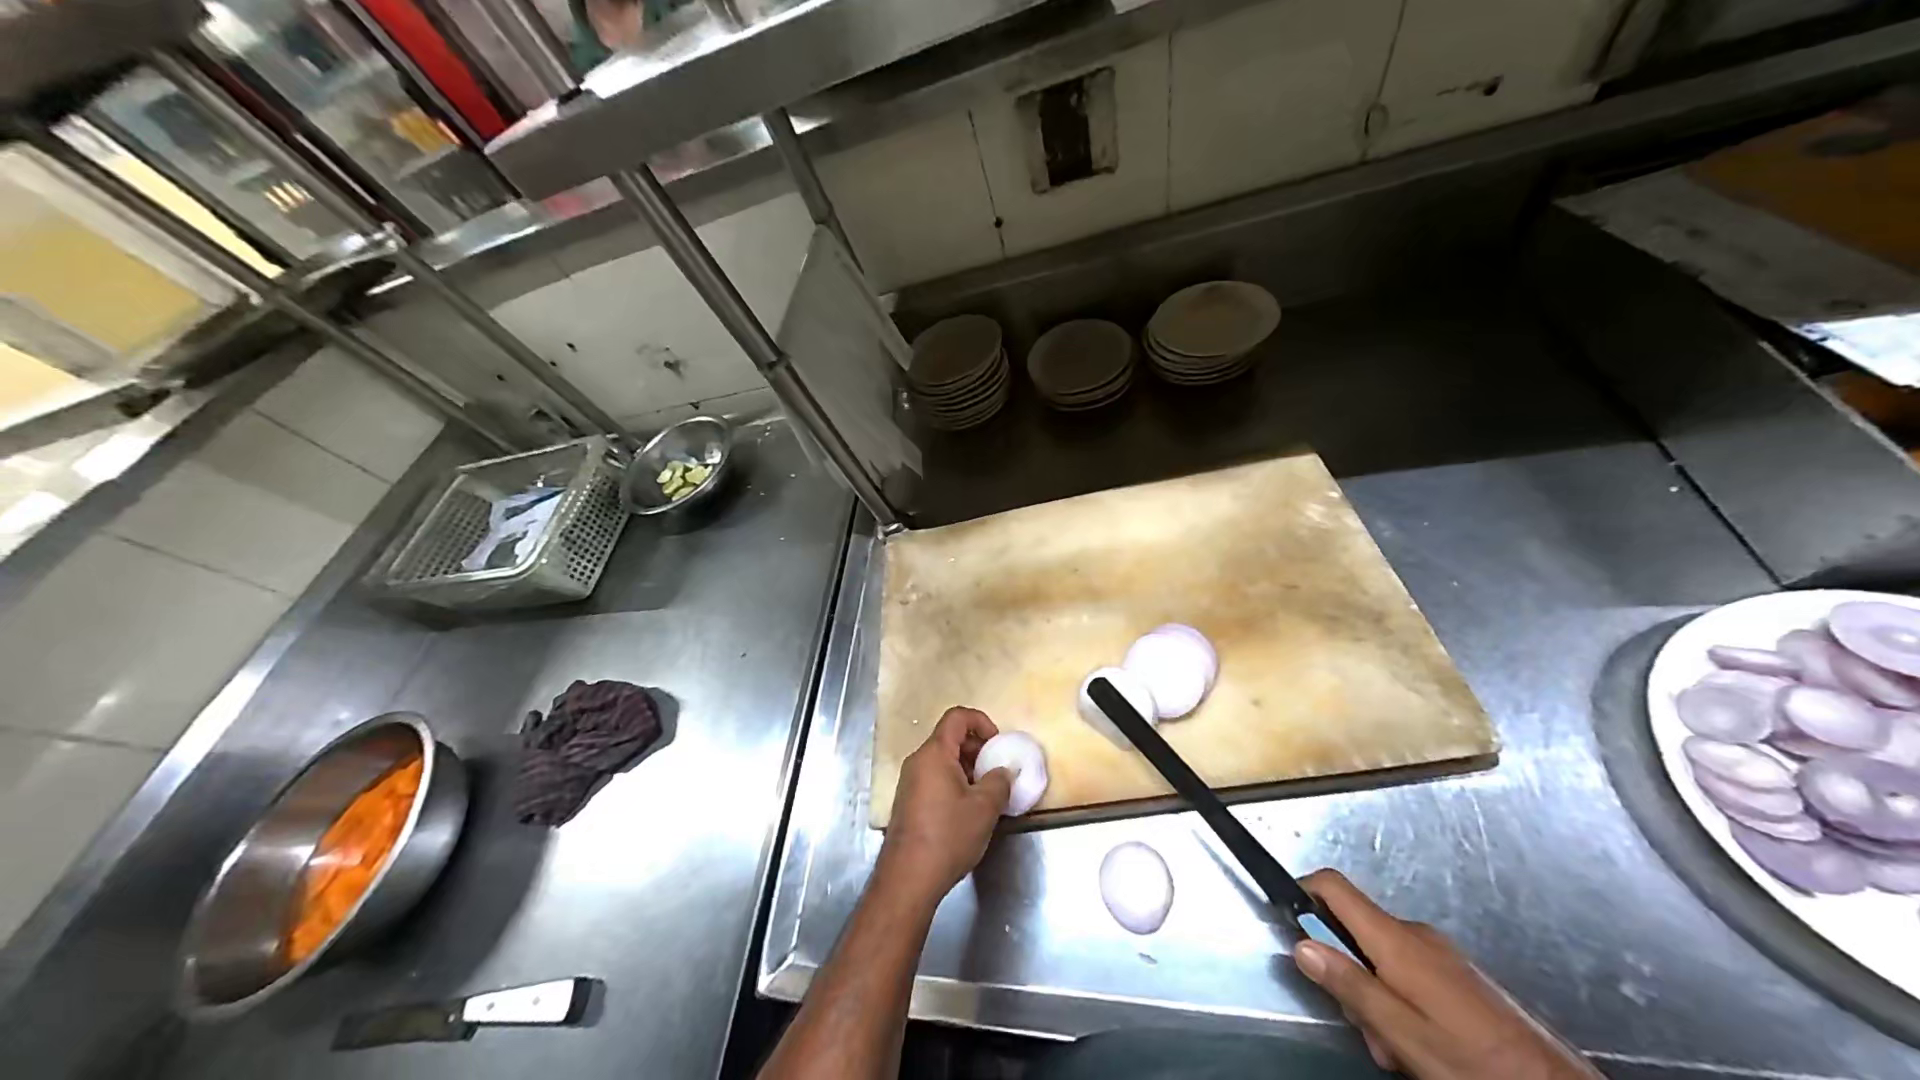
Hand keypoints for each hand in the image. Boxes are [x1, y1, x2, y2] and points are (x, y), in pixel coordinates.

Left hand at [877, 707, 1013, 906]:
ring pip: (943, 761)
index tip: (998, 744)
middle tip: (997, 771)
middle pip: (950, 738)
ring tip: (987, 794)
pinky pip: (935, 779)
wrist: (908, 878)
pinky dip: (955, 783)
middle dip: (978, 748)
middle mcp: (917, 761)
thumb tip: (1003, 771)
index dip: (981, 722)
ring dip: (968, 769)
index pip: (957, 717)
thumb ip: (1000, 781)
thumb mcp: (985, 807)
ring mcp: (910, 782)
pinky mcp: (908, 802)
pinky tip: (968, 810)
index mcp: (934, 753)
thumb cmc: (948, 836)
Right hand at [1293, 870, 1603, 1079]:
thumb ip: (1349, 985)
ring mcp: (1440, 952)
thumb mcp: (1401, 1031)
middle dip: (1345, 970)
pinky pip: (1408, 969)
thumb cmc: (1474, 1061)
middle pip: (1353, 928)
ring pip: (1380, 956)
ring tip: (1397, 1045)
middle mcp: (1416, 934)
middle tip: (1362, 1022)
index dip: (1302, 891)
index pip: (1334, 887)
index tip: (1287, 918)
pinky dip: (1399, 998)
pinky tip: (1420, 1042)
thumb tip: (1301, 945)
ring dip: (1374, 994)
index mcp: (1396, 939)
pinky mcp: (1458, 973)